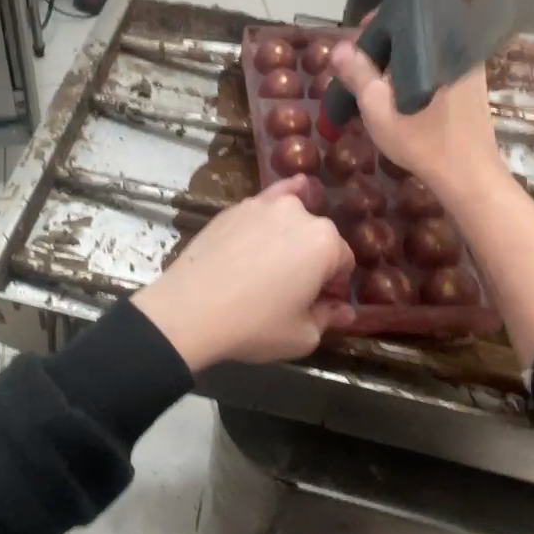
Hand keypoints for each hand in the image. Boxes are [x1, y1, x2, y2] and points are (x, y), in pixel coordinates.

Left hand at [134, 175, 354, 369]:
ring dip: (292, 235)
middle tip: (294, 289)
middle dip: (314, 261)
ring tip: (278, 260)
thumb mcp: (302, 335)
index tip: (321, 305)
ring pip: (290, 218)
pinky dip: (273, 205)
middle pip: (318, 238)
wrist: (190, 309)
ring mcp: (262, 206)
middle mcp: (298, 214)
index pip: (343, 263)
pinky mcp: (232, 208)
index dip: (335, 286)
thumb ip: (328, 318)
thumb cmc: (254, 324)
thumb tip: (341, 310)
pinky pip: (263, 204)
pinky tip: (281, 198)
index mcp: (325, 243)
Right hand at [328, 38, 504, 204]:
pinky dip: (419, 74)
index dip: (378, 25)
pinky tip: (404, 95)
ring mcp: (470, 68)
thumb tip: (339, 46)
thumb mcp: (379, 109)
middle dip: (387, 46)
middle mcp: (458, 51)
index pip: (406, 18)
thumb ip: (358, 75)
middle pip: (416, 35)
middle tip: (363, 68)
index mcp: (437, 49)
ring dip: (403, 62)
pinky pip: (439, 67)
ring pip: (427, 53)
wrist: (468, 177)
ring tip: (380, 82)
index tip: (359, 44)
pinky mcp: (474, 85)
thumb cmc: (422, 143)